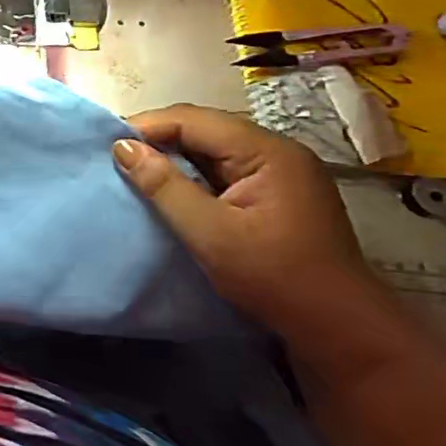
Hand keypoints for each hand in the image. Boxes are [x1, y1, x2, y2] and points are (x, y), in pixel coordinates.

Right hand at [112, 105, 391, 338]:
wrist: (338, 326)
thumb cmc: (273, 277)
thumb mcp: (209, 233)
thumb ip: (164, 186)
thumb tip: (122, 146)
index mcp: (267, 151)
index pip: (195, 120)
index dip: (148, 126)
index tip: (108, 144)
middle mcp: (276, 150)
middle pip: (205, 128)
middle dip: (159, 138)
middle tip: (117, 156)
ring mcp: (281, 170)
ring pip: (214, 148)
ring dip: (175, 156)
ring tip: (136, 169)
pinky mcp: (277, 191)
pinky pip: (225, 168)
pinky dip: (194, 173)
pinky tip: (172, 187)